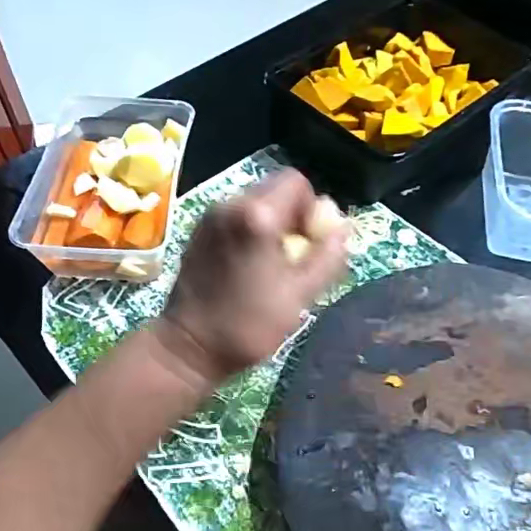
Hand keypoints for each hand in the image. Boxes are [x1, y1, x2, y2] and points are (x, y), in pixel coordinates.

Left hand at [154, 170, 347, 388]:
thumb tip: (342, 230)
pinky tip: (250, 264)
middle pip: (275, 188)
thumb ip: (327, 257)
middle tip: (295, 252)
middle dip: (293, 213)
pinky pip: (236, 215)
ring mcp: (211, 217)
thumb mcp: (300, 294)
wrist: (188, 348)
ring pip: (255, 201)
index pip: (297, 182)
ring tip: (273, 261)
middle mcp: (231, 205)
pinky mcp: (198, 231)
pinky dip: (251, 229)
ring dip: (272, 222)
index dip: (312, 208)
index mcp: (258, 216)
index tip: (310, 242)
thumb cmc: (248, 324)